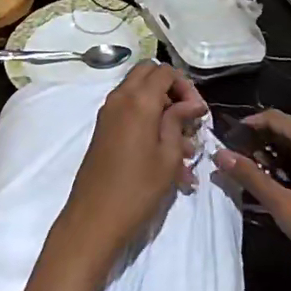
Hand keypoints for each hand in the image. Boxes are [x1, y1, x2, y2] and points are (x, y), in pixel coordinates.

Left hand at [60, 62, 207, 254]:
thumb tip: (191, 104)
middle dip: (171, 88)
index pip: (165, 71)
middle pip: (148, 73)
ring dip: (161, 107)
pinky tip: (165, 153)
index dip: (185, 86)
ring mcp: (108, 112)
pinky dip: (147, 119)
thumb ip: (179, 121)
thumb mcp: (168, 155)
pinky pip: (129, 111)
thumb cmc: (137, 189)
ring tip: (183, 145)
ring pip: (138, 92)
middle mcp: (120, 98)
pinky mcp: (103, 129)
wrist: (93, 220)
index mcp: (138, 100)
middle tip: (187, 115)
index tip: (197, 113)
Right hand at [214, 109, 290, 290]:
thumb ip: (252, 178)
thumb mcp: (285, 207)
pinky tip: (279, 186)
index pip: (277, 118)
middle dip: (261, 139)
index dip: (250, 123)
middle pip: (290, 130)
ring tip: (251, 172)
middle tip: (235, 157)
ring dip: (275, 154)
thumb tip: (220, 154)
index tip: (226, 138)